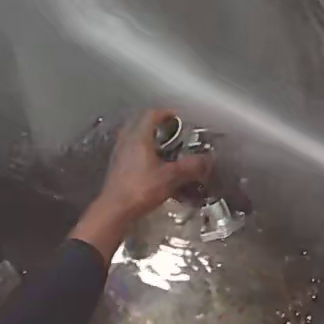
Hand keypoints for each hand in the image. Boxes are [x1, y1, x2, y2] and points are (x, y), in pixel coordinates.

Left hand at [69, 109, 212, 259]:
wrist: (115, 210)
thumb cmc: (142, 188)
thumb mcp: (171, 177)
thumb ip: (191, 166)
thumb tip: (208, 159)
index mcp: (139, 137)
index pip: (152, 115)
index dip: (166, 113)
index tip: (179, 117)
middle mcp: (127, 141)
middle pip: (142, 124)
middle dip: (158, 126)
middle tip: (173, 132)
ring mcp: (120, 154)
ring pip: (136, 138)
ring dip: (151, 140)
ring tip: (166, 149)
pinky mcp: (118, 167)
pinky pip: (133, 152)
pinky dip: (145, 153)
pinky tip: (155, 166)